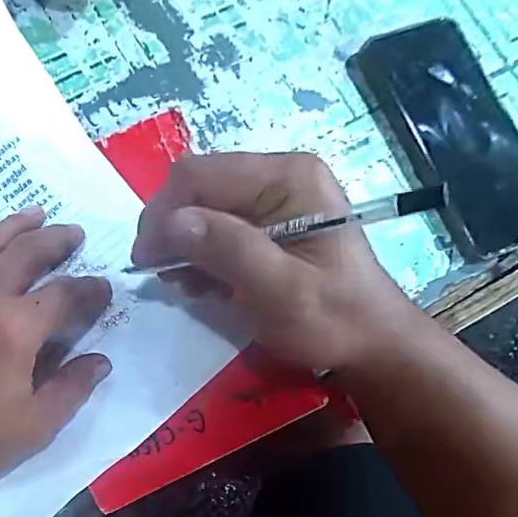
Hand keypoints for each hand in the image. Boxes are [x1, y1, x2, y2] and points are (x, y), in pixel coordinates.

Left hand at [0, 207, 112, 516]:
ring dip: (12, 226)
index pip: (65, 295)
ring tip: (36, 213)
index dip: (91, 291)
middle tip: (75, 234)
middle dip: (56, 241)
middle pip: (25, 255)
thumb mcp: (35, 426)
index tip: (105, 289)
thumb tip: (101, 361)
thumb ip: (72, 387)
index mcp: (15, 329)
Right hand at [131, 152, 426, 373]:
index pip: (199, 176)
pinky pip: (219, 225)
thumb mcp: (281, 291)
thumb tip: (172, 222)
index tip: (147, 262)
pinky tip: (205, 283)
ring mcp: (276, 196)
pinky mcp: (270, 220)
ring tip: (188, 286)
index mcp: (288, 178)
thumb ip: (230, 251)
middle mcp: (280, 175)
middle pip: (198, 186)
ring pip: (203, 206)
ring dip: (185, 245)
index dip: (163, 214)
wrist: (371, 341)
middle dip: (172, 230)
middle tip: (162, 276)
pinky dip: (202, 254)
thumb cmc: (332, 320)